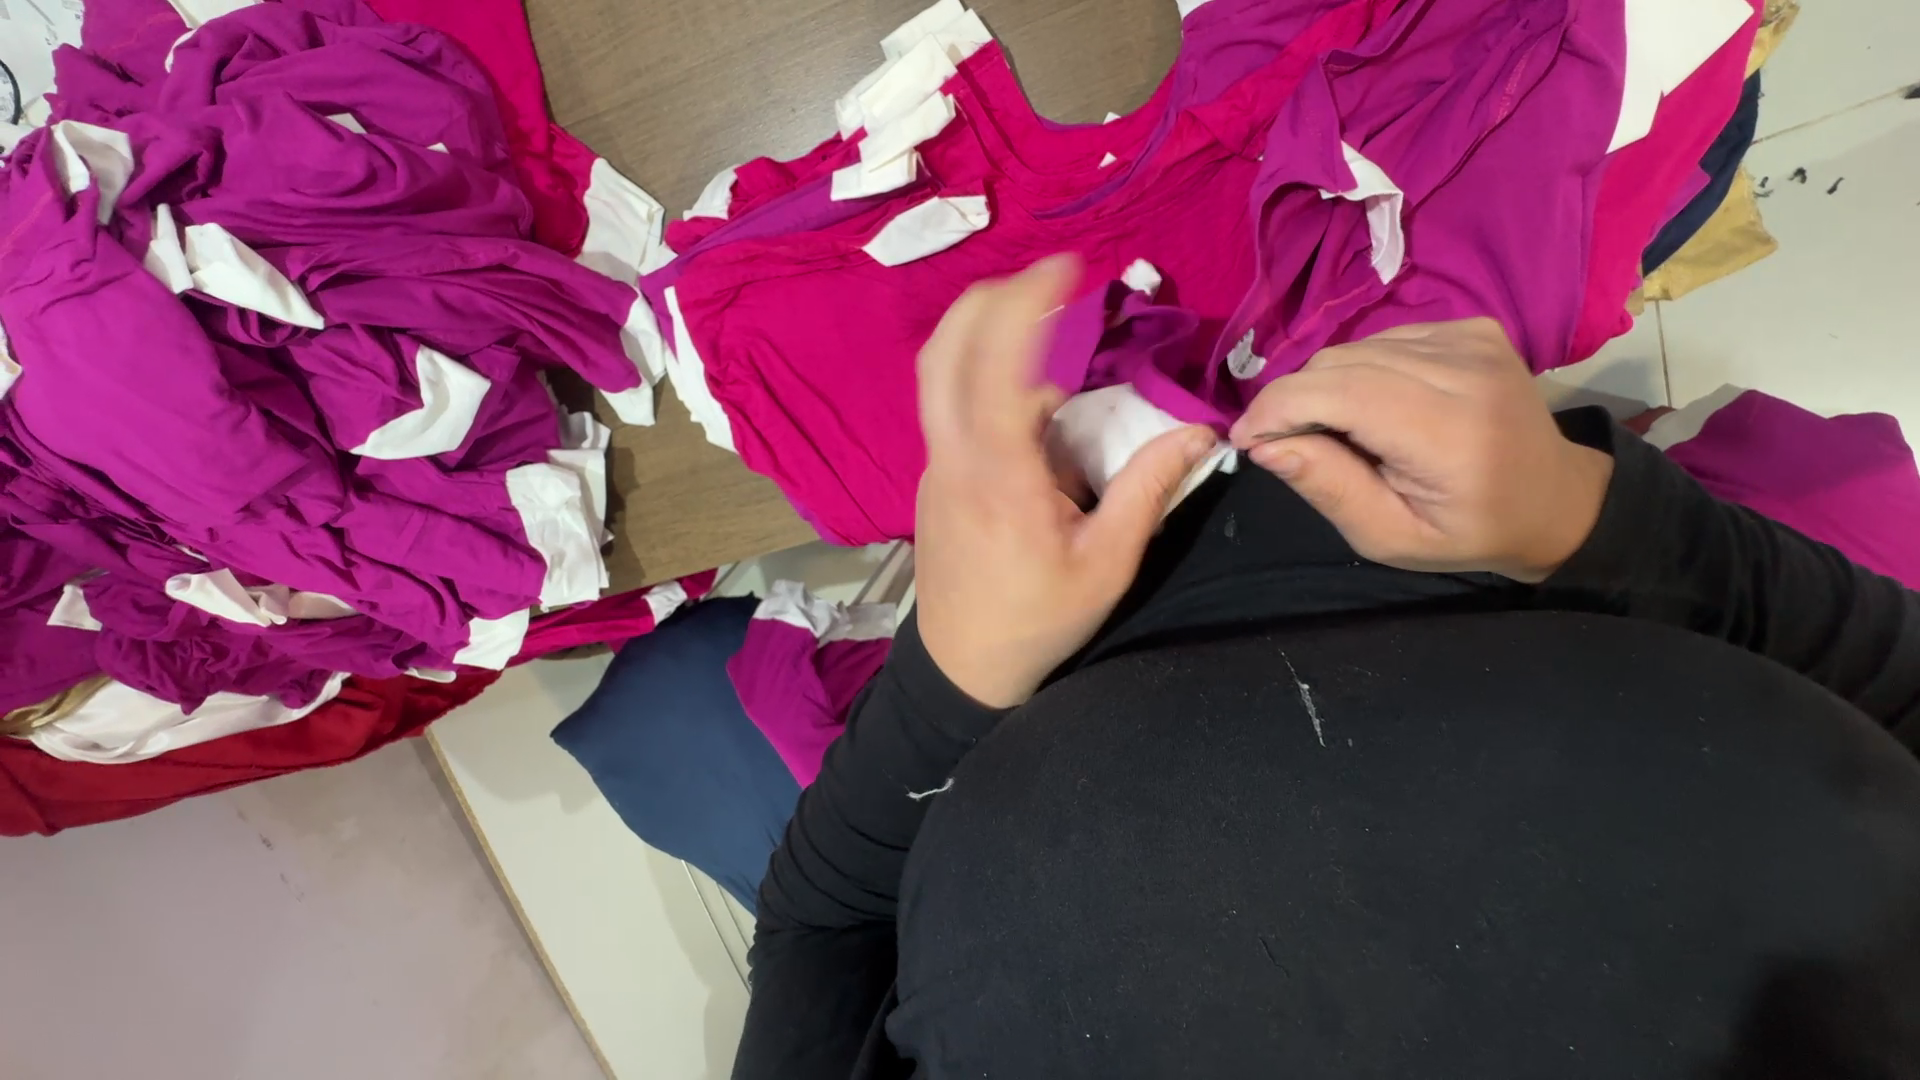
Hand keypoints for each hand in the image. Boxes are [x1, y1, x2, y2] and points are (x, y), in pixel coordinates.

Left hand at [914, 256, 1218, 707]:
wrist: (963, 668)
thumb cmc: (1038, 621)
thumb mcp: (1107, 564)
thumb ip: (1147, 490)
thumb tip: (1198, 432)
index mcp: (998, 475)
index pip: (997, 365)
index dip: (1026, 303)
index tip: (1065, 269)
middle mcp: (953, 458)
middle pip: (944, 353)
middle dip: (988, 300)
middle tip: (1044, 281)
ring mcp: (935, 468)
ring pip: (943, 380)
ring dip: (987, 342)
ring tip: (1047, 339)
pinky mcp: (934, 482)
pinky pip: (952, 413)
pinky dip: (985, 385)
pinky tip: (1032, 410)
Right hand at [1227, 318, 1613, 582]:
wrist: (1554, 500)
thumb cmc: (1466, 531)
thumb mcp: (1387, 537)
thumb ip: (1327, 488)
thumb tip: (1264, 445)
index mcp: (1448, 431)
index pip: (1336, 393)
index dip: (1276, 408)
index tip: (1244, 439)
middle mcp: (1463, 369)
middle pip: (1336, 365)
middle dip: (1290, 402)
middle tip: (1283, 443)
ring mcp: (1469, 339)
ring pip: (1351, 349)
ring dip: (1321, 388)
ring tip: (1332, 429)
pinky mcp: (1469, 327)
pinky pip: (1379, 340)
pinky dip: (1355, 372)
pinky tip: (1371, 405)